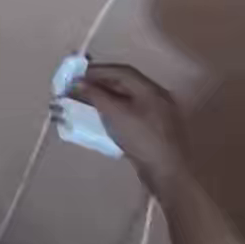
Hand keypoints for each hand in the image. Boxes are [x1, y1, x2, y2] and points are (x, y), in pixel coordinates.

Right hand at [70, 63, 184, 186]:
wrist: (167, 173)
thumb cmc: (140, 139)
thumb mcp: (114, 114)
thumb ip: (95, 94)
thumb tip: (77, 82)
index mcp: (151, 89)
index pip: (121, 71)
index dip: (97, 70)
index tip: (76, 75)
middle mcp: (157, 96)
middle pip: (125, 82)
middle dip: (100, 82)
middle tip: (79, 86)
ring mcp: (159, 112)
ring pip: (128, 96)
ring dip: (106, 94)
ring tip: (86, 98)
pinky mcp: (156, 127)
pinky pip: (132, 108)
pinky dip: (115, 106)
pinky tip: (103, 113)